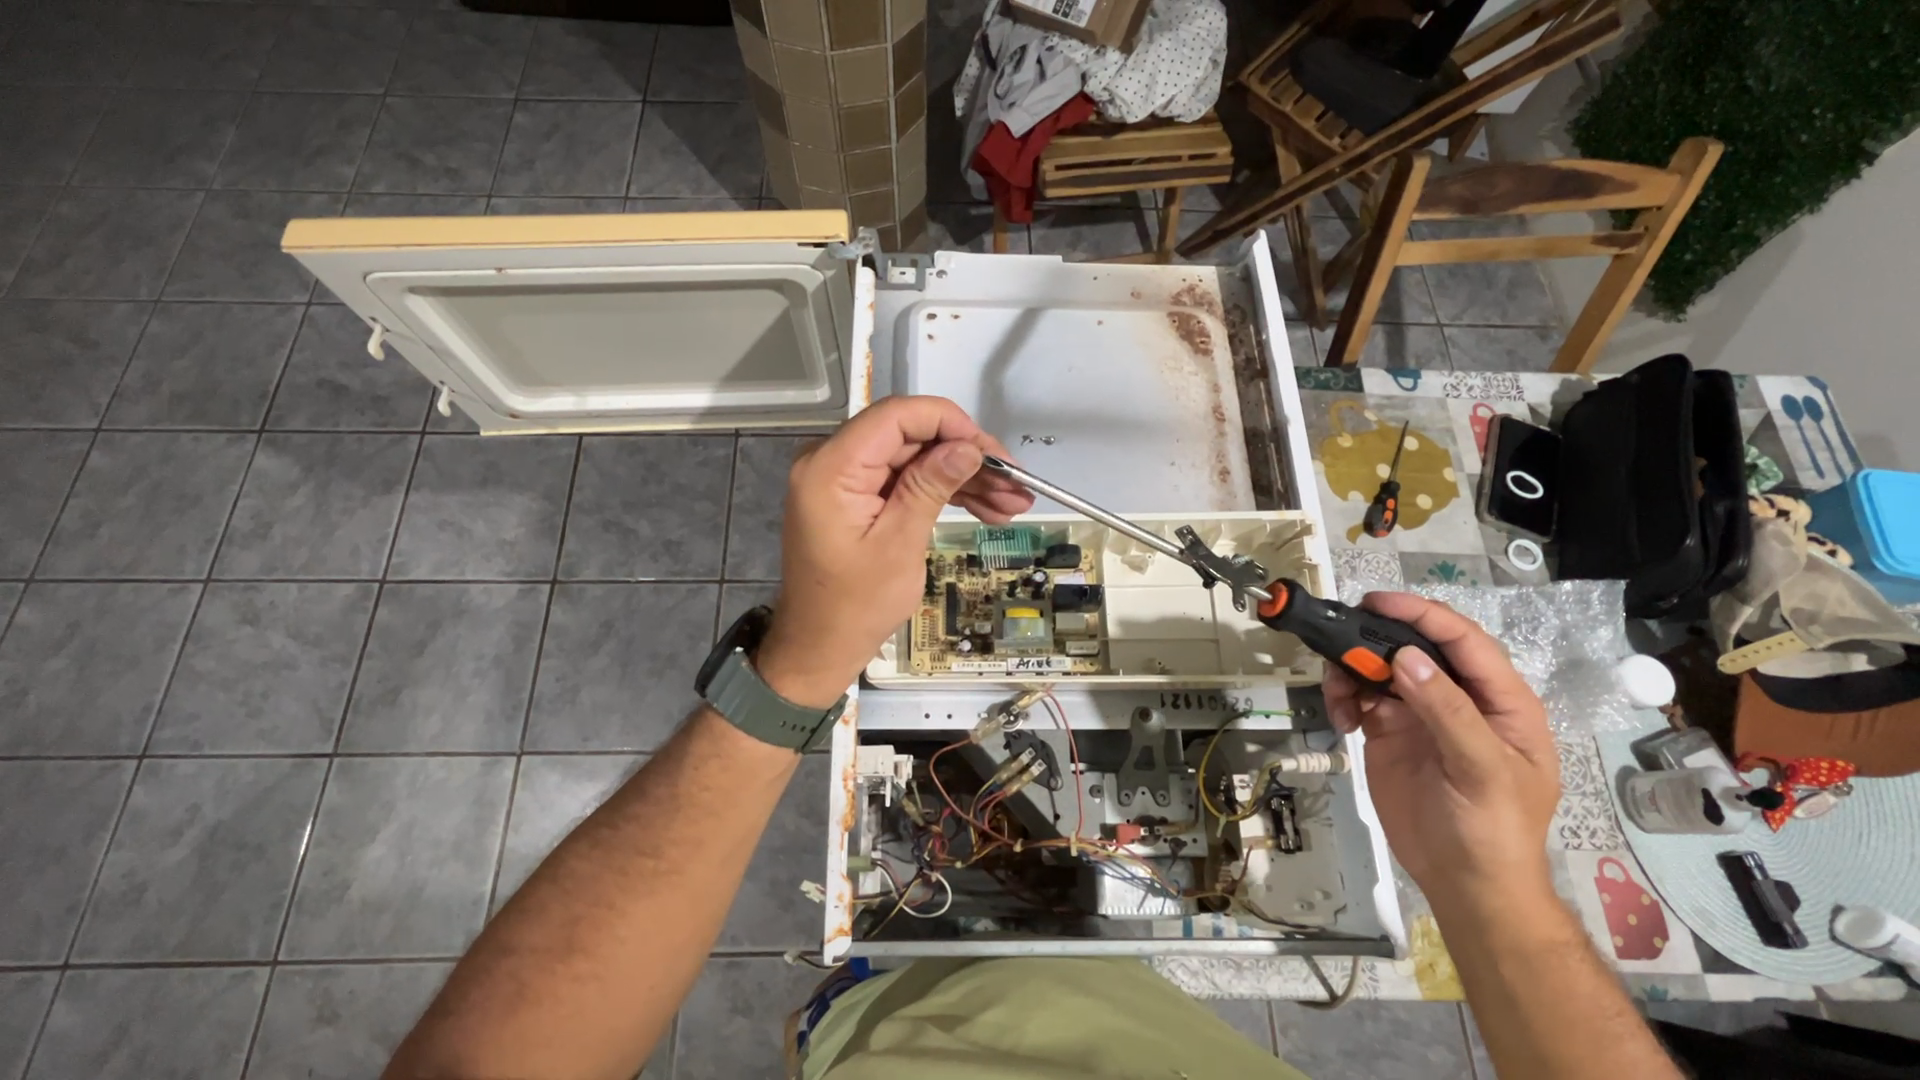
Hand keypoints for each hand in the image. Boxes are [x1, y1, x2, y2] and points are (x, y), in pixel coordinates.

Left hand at [754, 397, 1032, 707]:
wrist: (819, 646)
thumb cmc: (855, 606)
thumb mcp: (899, 545)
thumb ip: (930, 487)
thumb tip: (967, 447)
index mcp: (832, 467)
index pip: (896, 416)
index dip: (950, 424)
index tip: (992, 452)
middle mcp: (832, 460)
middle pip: (911, 437)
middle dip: (966, 457)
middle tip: (1016, 484)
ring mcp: (845, 478)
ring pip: (916, 459)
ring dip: (964, 478)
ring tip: (1013, 503)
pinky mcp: (858, 496)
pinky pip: (905, 481)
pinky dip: (943, 493)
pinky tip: (988, 510)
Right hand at [1323, 593, 1559, 908]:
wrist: (1464, 883)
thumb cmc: (1493, 829)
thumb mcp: (1481, 770)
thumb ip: (1447, 711)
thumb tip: (1406, 656)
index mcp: (1500, 700)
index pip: (1464, 641)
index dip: (1423, 615)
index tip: (1377, 603)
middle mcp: (1459, 698)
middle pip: (1415, 647)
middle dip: (1376, 639)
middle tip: (1339, 640)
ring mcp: (1421, 714)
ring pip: (1381, 668)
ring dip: (1353, 670)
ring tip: (1339, 694)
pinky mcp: (1389, 731)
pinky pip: (1361, 696)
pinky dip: (1344, 698)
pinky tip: (1341, 719)